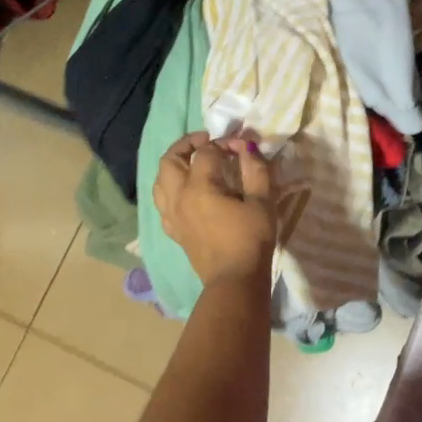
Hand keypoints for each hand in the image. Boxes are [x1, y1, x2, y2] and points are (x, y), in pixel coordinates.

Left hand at [152, 132, 276, 286]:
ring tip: (191, 163)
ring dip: (173, 166)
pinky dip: (170, 190)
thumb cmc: (251, 239)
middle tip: (206, 141)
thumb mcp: (262, 201)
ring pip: (159, 181)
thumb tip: (246, 147)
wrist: (235, 280)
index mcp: (199, 187)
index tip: (243, 148)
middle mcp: (178, 197)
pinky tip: (185, 193)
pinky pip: (162, 203)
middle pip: (170, 160)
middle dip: (187, 145)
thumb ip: (255, 169)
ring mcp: (171, 215)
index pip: (206, 152)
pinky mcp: (173, 230)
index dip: (225, 143)